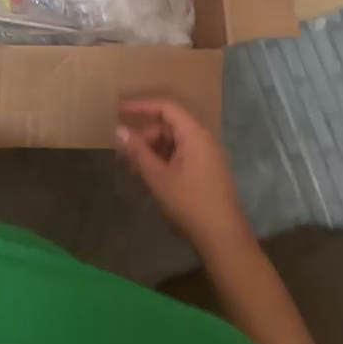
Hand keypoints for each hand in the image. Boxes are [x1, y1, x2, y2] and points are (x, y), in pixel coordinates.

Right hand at [115, 98, 252, 255]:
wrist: (223, 237)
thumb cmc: (189, 203)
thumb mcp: (158, 177)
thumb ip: (138, 151)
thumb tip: (119, 130)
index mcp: (194, 134)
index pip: (166, 107)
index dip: (141, 105)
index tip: (119, 110)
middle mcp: (204, 139)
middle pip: (170, 125)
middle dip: (145, 135)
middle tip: (124, 151)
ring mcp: (208, 155)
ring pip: (175, 141)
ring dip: (153, 149)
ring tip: (134, 167)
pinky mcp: (208, 170)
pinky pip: (183, 154)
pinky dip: (164, 159)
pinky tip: (151, 176)